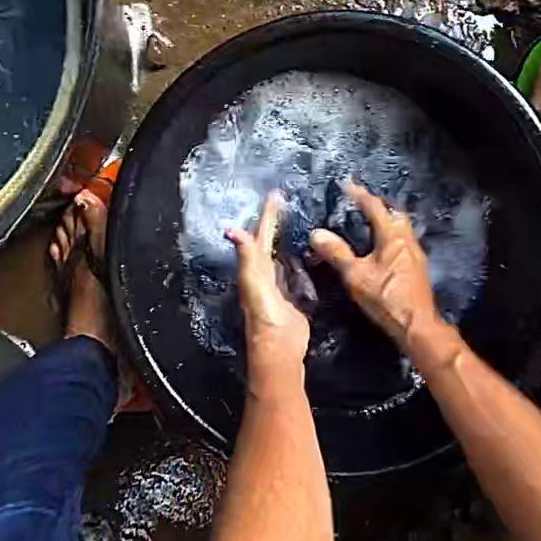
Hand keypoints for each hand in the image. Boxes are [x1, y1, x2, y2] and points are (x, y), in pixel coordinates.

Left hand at [226, 190, 310, 386]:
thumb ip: (246, 254)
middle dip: (277, 222)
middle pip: (271, 240)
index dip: (268, 214)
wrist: (278, 346)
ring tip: (298, 222)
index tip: (276, 194)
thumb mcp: (253, 280)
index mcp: (255, 265)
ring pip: (282, 254)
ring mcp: (279, 284)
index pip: (261, 233)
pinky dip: (301, 260)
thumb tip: (230, 228)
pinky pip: (297, 272)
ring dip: (288, 239)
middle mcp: (265, 272)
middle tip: (287, 202)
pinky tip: (310, 255)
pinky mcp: (294, 296)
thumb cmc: (265, 313)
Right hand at [308, 181, 446, 350]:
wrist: (416, 326)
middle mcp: (407, 239)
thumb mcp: (355, 276)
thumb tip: (316, 234)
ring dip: (386, 221)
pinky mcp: (417, 267)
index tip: (347, 184)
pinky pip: (403, 241)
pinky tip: (381, 247)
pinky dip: (390, 236)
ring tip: (368, 223)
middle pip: (394, 213)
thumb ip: (337, 253)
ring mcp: (416, 253)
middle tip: (360, 203)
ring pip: (401, 228)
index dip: (359, 194)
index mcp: (392, 236)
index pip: (374, 207)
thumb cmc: (386, 298)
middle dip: (377, 205)